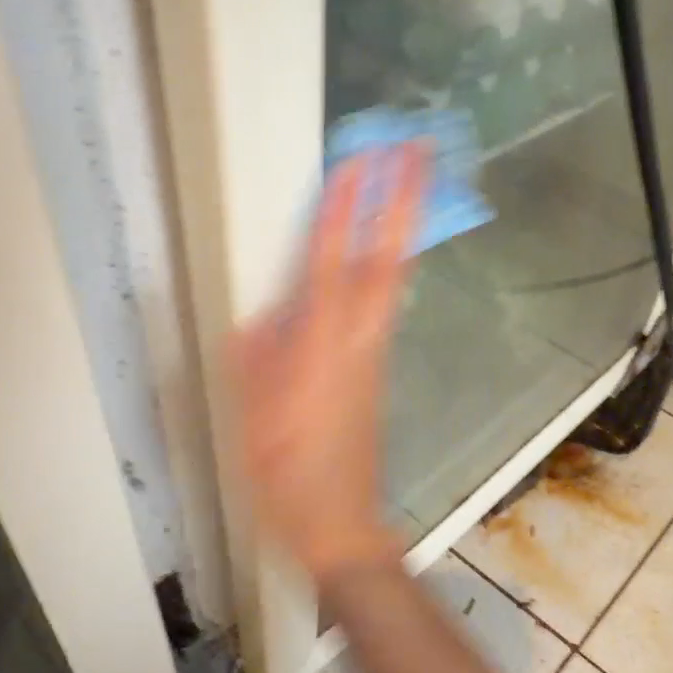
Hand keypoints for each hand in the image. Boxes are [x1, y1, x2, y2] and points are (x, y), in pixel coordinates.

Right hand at [227, 144, 429, 586]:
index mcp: (320, 349)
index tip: (358, 159)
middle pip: (386, 258)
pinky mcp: (377, 368)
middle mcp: (356, 340)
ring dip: (405, 223)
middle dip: (404, 199)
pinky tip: (388, 248)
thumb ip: (257, 358)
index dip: (344, 210)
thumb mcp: (251, 419)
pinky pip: (388, 303)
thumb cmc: (287, 477)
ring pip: (395, 277)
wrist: (341, 524)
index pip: (332, 264)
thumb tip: (267, 313)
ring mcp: (374, 353)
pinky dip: (394, 263)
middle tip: (420, 147)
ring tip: (413, 178)